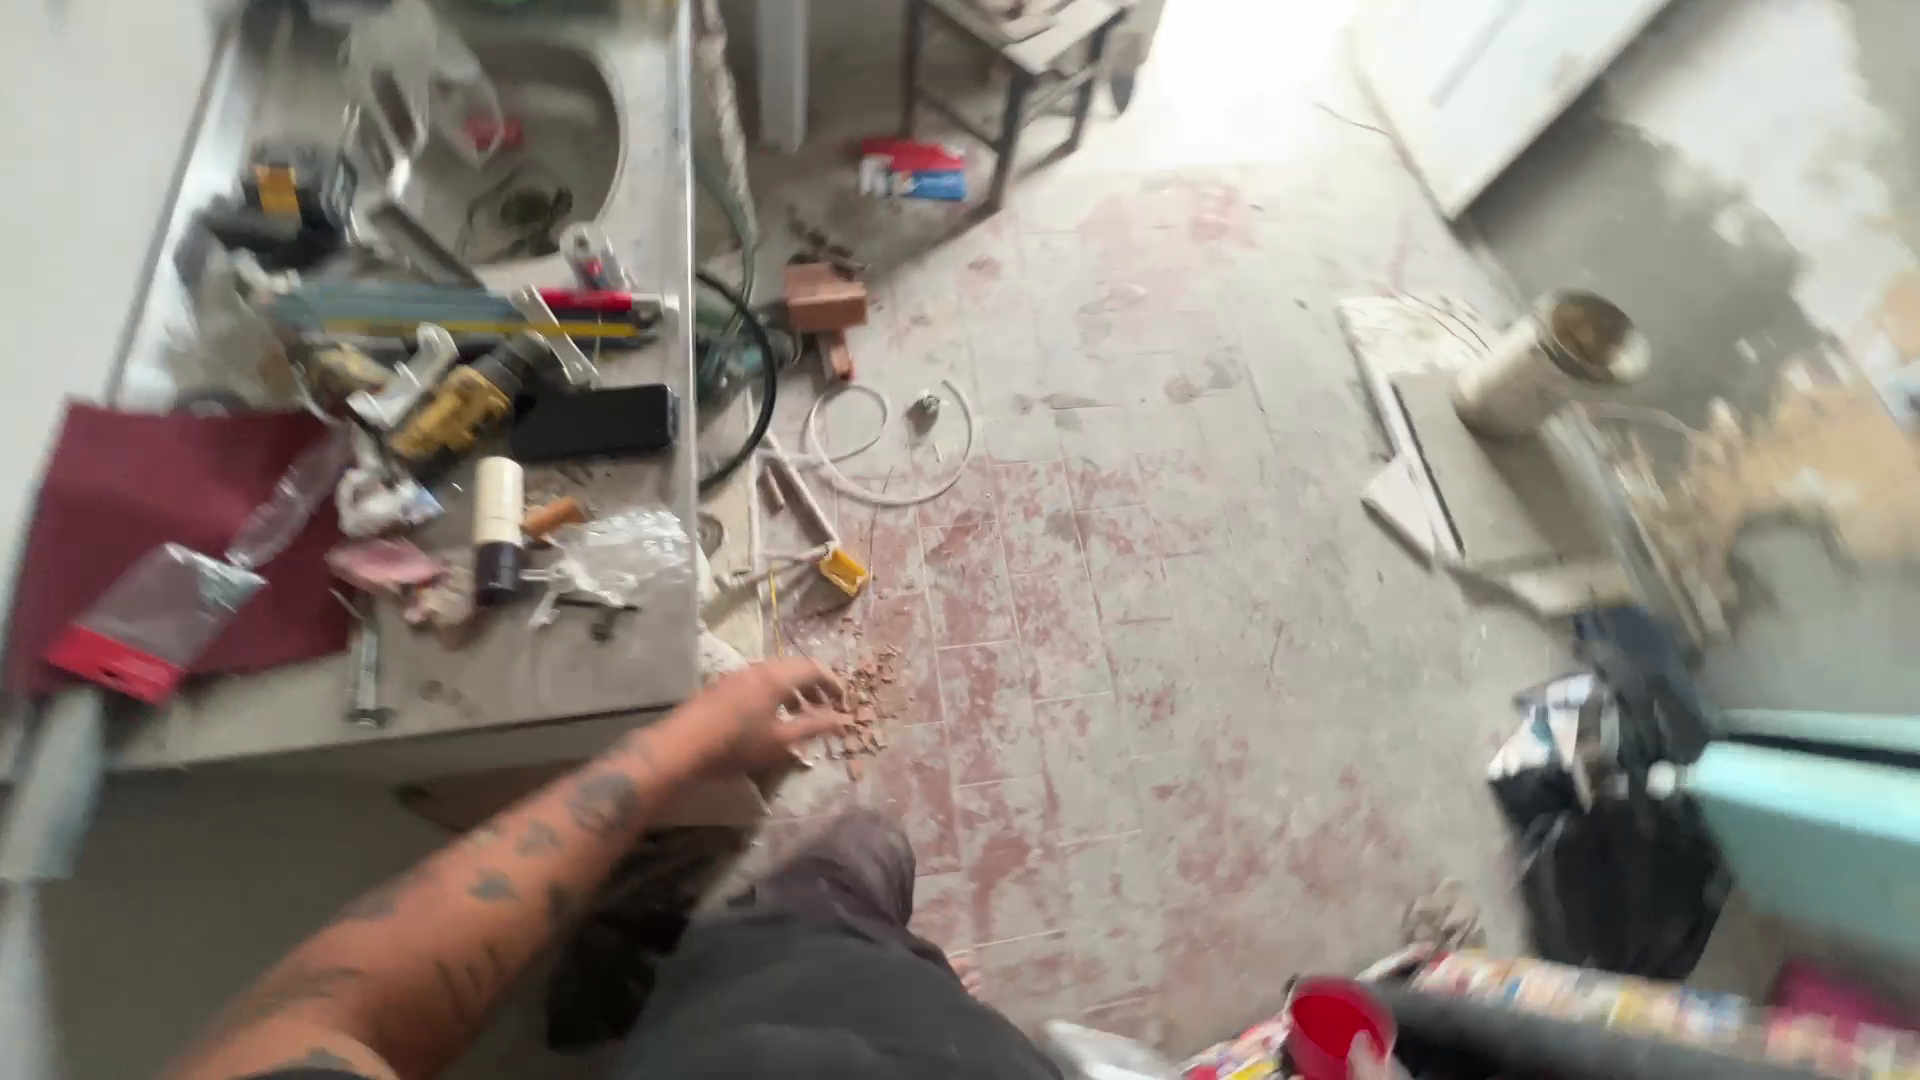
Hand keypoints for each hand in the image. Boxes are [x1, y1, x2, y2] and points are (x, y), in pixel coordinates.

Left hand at [670, 659, 849, 773]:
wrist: (680, 747)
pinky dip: (774, 692)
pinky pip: (758, 680)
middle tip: (824, 707)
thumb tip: (843, 719)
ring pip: (775, 674)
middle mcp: (758, 668)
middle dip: (814, 686)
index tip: (843, 701)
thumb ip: (814, 727)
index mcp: (776, 677)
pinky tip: (769, 716)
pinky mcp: (722, 685)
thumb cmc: (736, 746)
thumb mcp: (780, 741)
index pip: (814, 669)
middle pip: (795, 668)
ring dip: (793, 690)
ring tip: (800, 713)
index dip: (833, 683)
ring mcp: (737, 674)